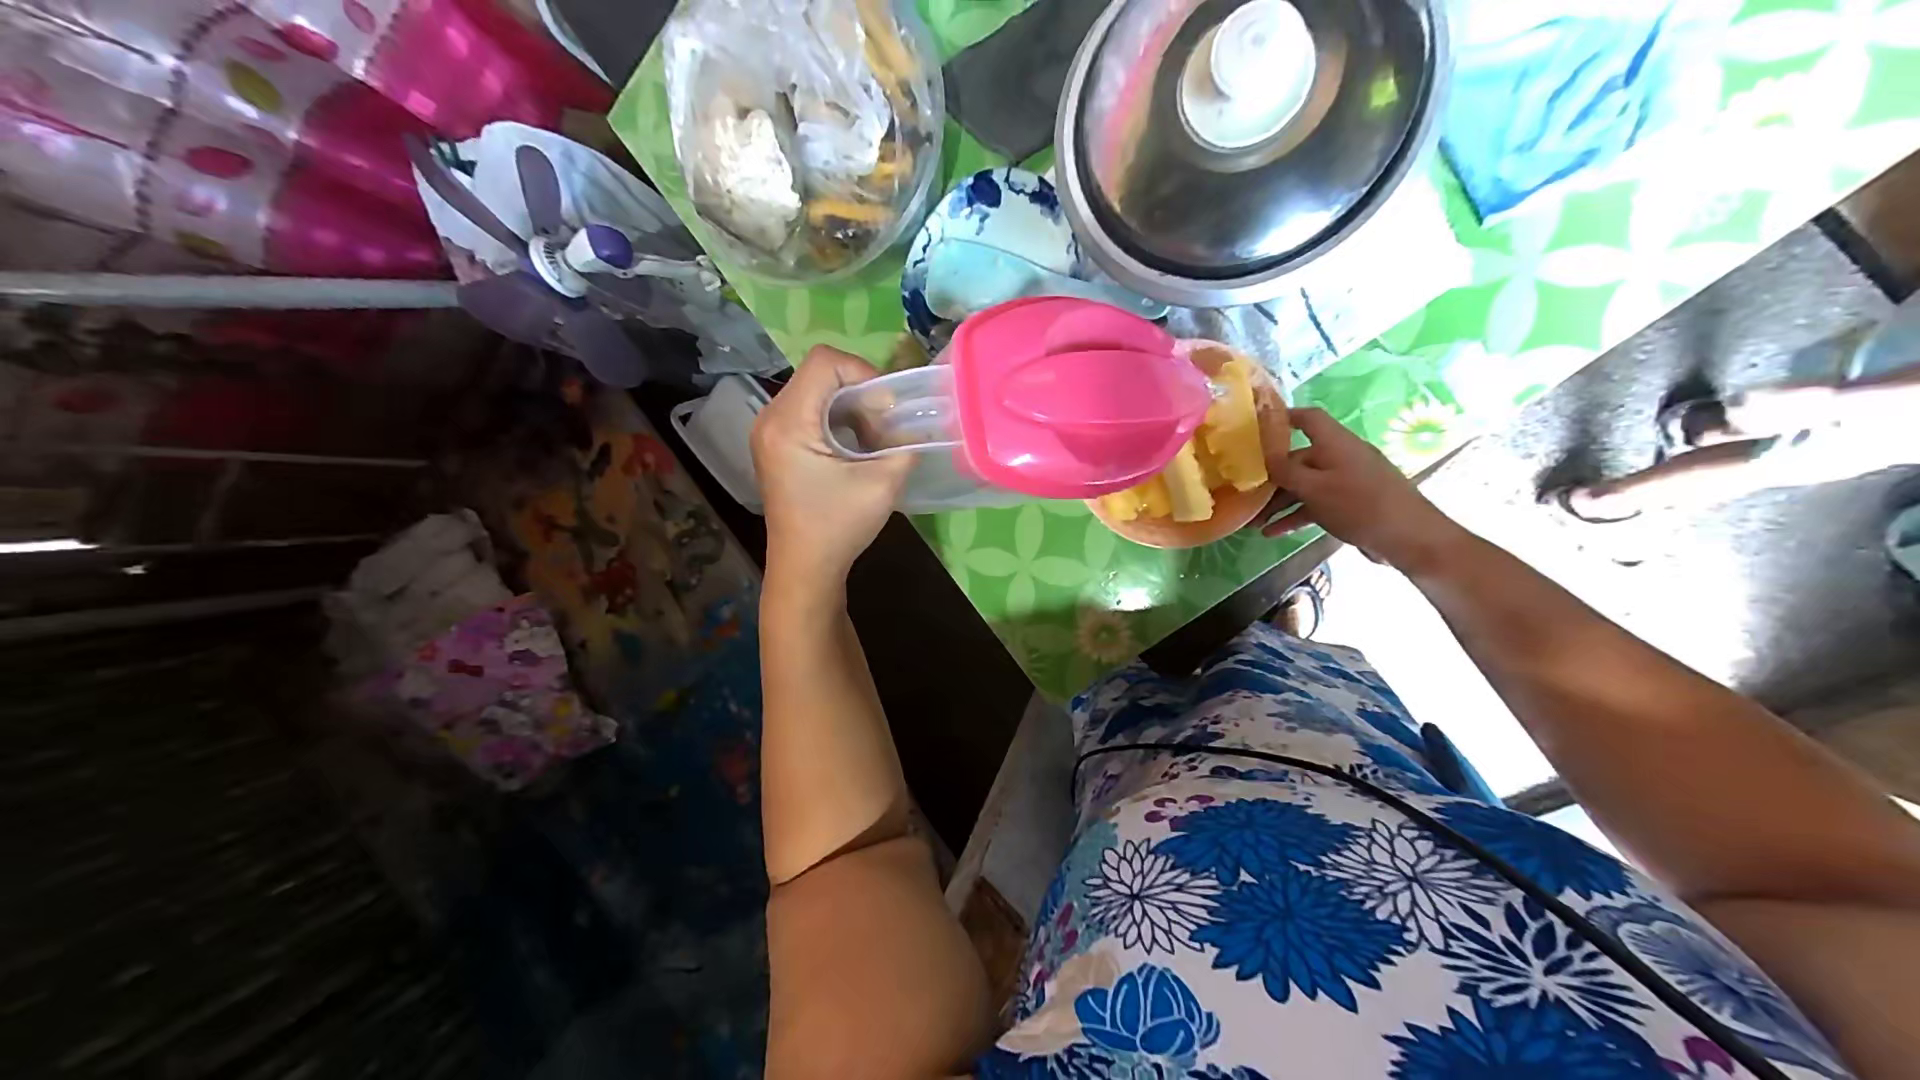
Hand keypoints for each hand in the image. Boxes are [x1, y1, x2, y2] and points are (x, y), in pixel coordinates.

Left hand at [752, 346, 912, 586]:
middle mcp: (770, 418)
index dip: (863, 372)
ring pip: (816, 391)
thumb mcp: (882, 485)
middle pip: (819, 374)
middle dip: (860, 392)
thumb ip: (904, 447)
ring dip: (851, 406)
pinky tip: (855, 448)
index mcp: (788, 422)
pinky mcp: (776, 444)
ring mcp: (769, 430)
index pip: (825, 362)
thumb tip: (915, 426)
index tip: (886, 408)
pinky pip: (809, 410)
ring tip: (873, 440)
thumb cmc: (837, 527)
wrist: (805, 567)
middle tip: (884, 426)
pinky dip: (838, 419)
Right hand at [1253, 407, 1469, 573]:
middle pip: (1298, 459)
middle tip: (1245, 494)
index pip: (1308, 419)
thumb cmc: (1359, 504)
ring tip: (1253, 523)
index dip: (1284, 417)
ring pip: (1304, 486)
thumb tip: (1263, 457)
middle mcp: (1340, 457)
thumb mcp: (1314, 487)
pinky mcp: (1350, 504)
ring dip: (1278, 503)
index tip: (1257, 427)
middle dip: (1270, 478)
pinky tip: (1273, 533)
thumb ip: (1285, 471)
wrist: (1408, 537)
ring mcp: (1346, 481)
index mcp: (1335, 443)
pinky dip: (1294, 516)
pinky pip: (1315, 504)